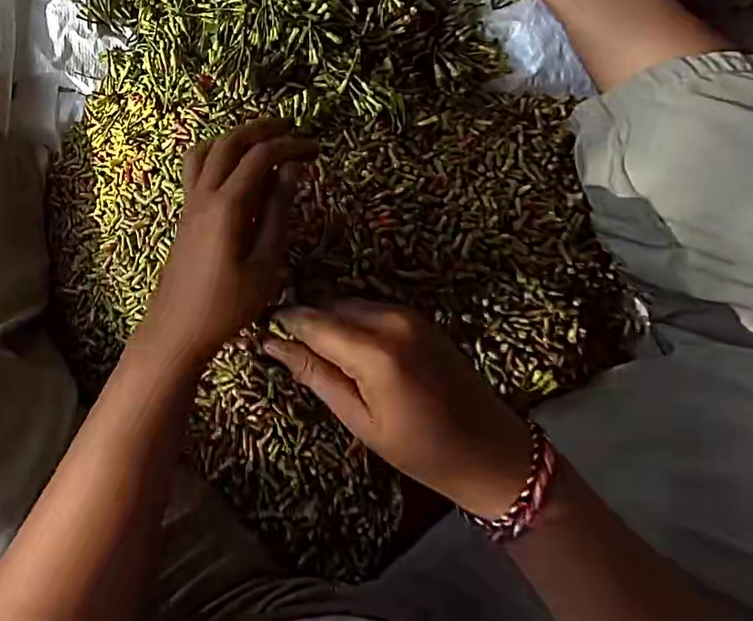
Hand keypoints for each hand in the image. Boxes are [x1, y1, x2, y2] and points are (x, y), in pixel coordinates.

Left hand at [139, 119, 316, 364]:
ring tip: (261, 142)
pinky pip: (196, 168)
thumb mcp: (265, 264)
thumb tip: (292, 170)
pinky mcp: (184, 213)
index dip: (289, 146)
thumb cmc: (226, 305)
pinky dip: (217, 155)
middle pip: (229, 142)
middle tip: (290, 128)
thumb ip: (277, 213)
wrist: (176, 330)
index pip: (260, 157)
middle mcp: (203, 195)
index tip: (314, 148)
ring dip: (234, 138)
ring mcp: (189, 202)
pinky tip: (234, 171)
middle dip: (261, 129)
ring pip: (207, 150)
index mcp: (226, 206)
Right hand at [264, 300, 532, 516]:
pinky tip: (351, 349)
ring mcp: (406, 313)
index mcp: (375, 353)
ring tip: (321, 354)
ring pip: (347, 302)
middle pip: (328, 305)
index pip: (311, 320)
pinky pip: (369, 306)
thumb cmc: (421, 450)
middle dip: (306, 321)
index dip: (284, 323)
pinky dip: (351, 319)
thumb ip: (314, 374)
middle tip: (290, 349)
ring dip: (329, 320)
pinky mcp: (415, 315)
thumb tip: (271, 344)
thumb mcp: (360, 420)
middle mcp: (389, 321)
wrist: (490, 449)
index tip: (262, 331)